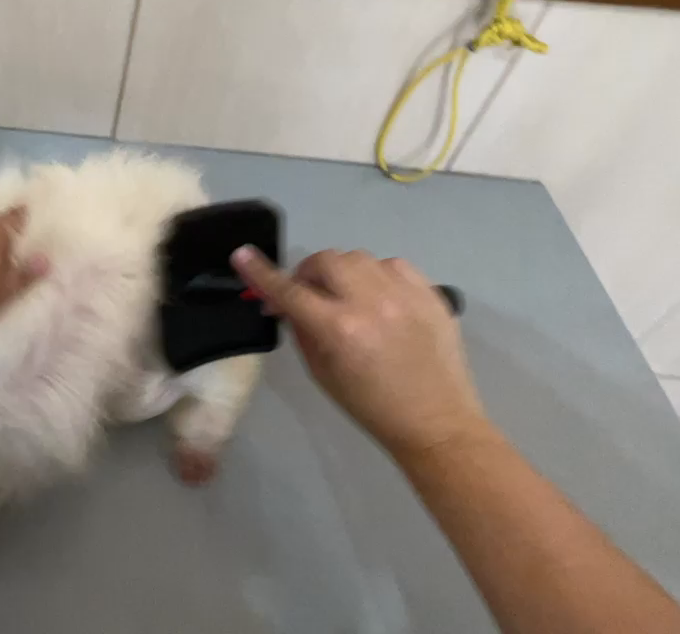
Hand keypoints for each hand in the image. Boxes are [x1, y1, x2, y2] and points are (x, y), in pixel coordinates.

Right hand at [232, 247, 489, 459]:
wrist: (437, 424)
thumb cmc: (370, 405)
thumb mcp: (321, 372)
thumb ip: (301, 327)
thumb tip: (284, 300)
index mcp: (339, 329)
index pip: (289, 290)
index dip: (261, 272)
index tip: (242, 255)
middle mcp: (371, 304)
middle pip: (325, 260)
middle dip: (309, 274)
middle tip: (311, 294)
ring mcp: (405, 296)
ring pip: (358, 258)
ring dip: (344, 273)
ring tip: (350, 297)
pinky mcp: (431, 295)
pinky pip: (393, 264)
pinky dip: (378, 275)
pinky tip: (381, 297)